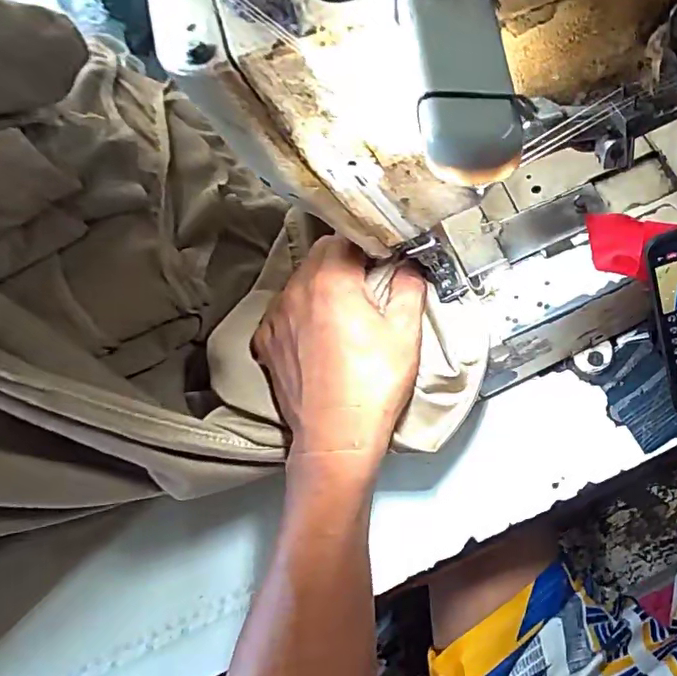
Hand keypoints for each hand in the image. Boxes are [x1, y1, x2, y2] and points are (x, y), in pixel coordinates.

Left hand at [252, 237, 426, 464]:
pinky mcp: (267, 343)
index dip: (369, 247)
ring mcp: (276, 318)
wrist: (336, 437)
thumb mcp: (405, 332)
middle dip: (345, 264)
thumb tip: (409, 267)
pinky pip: (284, 313)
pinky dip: (301, 315)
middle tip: (369, 289)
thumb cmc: (371, 388)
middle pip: (320, 256)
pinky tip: (321, 337)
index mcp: (330, 280)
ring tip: (345, 318)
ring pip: (300, 283)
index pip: (346, 238)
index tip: (383, 262)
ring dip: (321, 288)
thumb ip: (409, 286)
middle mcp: (295, 292)